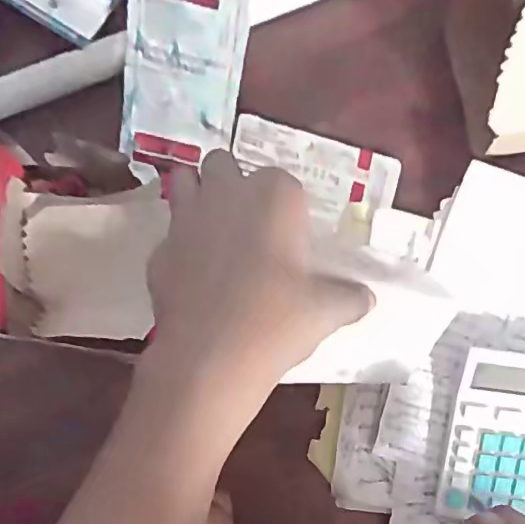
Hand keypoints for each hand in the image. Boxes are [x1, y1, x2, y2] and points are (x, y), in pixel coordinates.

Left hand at [141, 151, 370, 402]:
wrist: (211, 359)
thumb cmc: (277, 323)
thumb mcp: (326, 312)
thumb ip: (350, 298)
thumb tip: (367, 298)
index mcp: (272, 196)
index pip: (283, 181)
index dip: (288, 206)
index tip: (293, 236)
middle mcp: (225, 194)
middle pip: (224, 164)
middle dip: (234, 184)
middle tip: (252, 226)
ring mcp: (184, 220)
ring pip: (184, 182)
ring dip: (198, 197)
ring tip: (217, 235)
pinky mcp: (157, 254)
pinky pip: (169, 238)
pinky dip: (180, 249)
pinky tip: (195, 280)